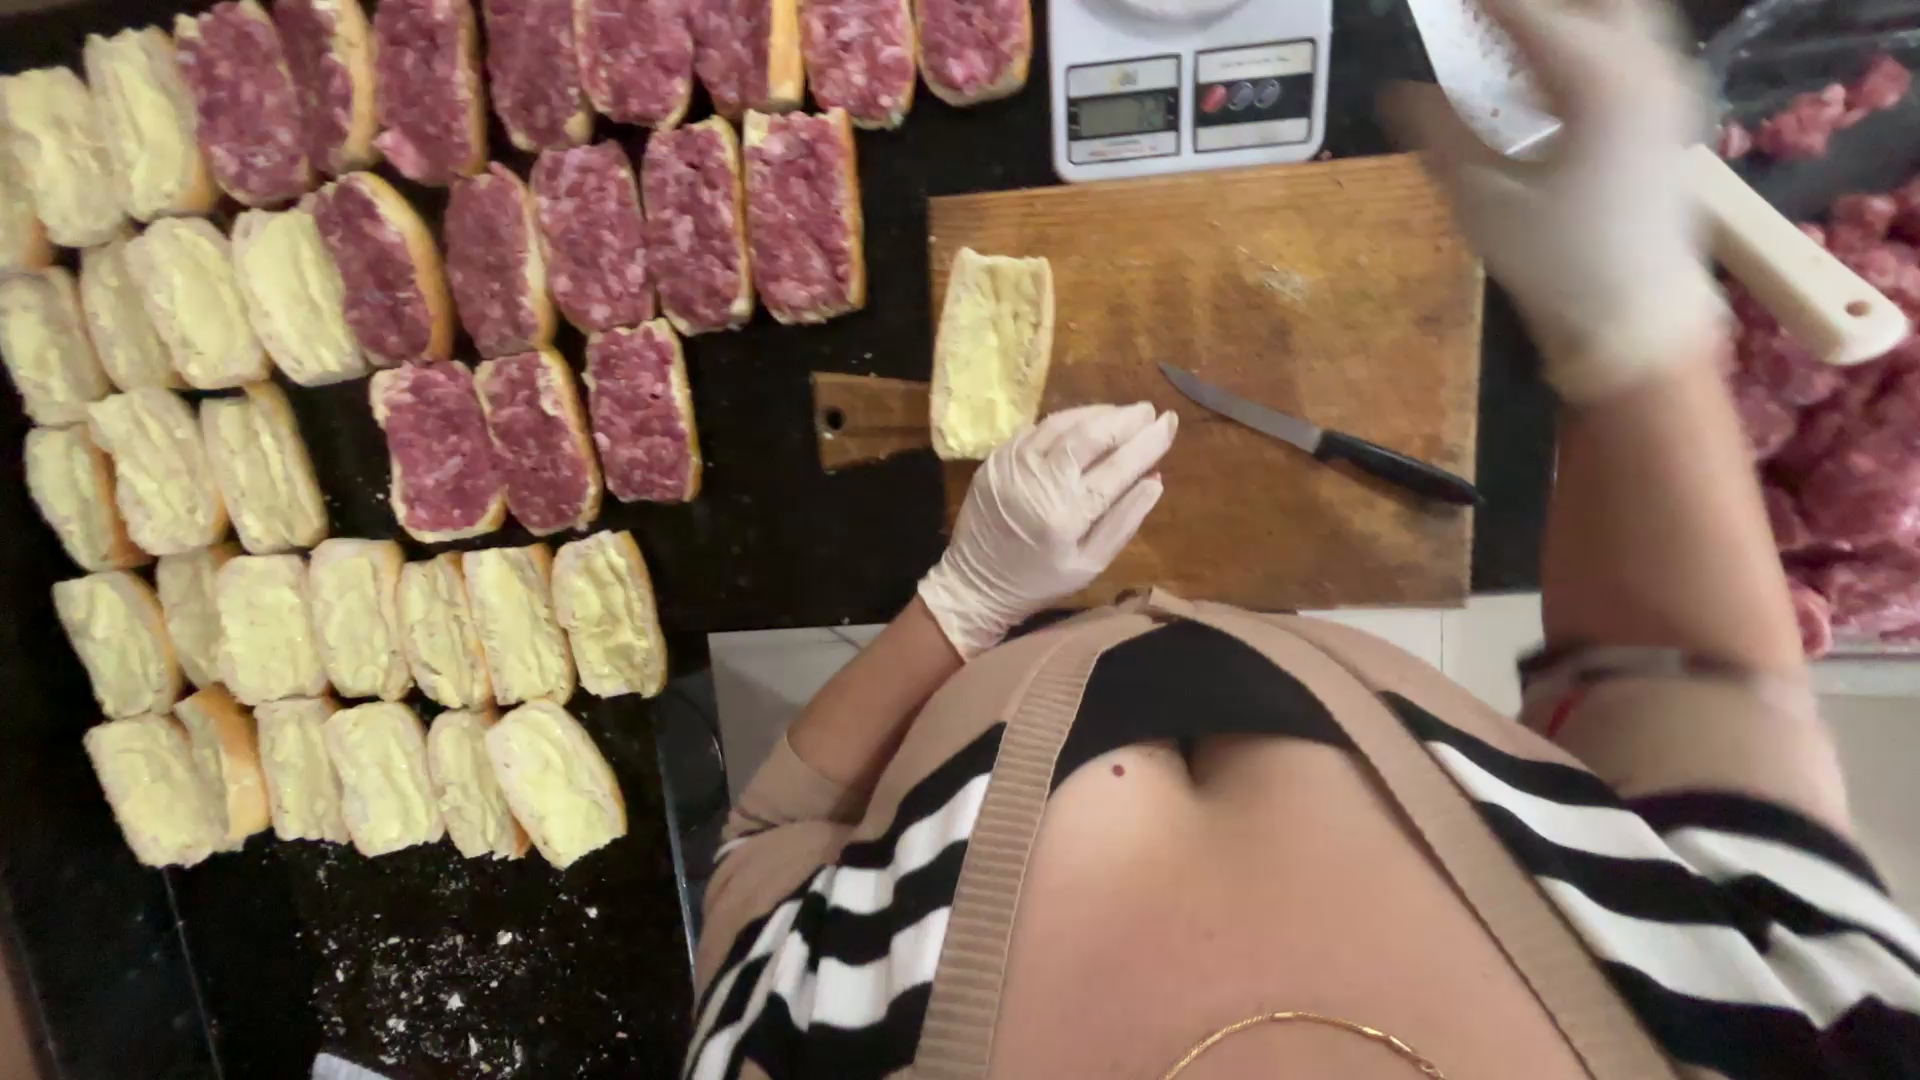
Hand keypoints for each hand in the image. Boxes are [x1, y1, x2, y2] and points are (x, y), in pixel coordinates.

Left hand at [918, 403, 1177, 658]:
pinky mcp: (995, 460)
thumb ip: (1124, 521)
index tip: (1169, 423)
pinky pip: (1035, 430)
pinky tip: (1084, 423)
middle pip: (1089, 436)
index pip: (1117, 468)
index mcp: (1067, 515)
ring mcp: (1012, 466)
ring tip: (1122, 413)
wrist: (976, 582)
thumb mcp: (1090, 564)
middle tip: (1148, 411)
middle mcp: (1038, 483)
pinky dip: (1065, 422)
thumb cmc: (1040, 580)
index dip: (1147, 443)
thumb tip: (1155, 480)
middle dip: (1124, 419)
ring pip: (1061, 424)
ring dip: (1096, 414)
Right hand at [1381, 0, 1724, 401]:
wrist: (1632, 313)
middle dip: (1529, 7)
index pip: (1533, 17)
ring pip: (1619, 18)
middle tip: (1478, 15)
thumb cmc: (1552, 262)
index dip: (1483, 5)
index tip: (1442, 4)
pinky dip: (1582, 43)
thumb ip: (1440, 136)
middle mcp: (1645, 67)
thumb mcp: (1482, 200)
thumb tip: (1398, 95)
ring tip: (1503, 35)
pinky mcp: (1667, 114)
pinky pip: (1628, 49)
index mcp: (1598, 83)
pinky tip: (1543, 70)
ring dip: (1562, 19)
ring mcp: (1666, 88)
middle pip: (1594, 2)